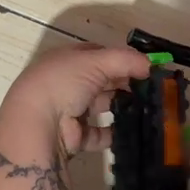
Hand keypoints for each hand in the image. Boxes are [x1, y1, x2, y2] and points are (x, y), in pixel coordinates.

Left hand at [0, 44, 150, 155]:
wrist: (37, 125)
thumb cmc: (63, 83)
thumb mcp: (95, 61)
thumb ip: (125, 60)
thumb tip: (150, 64)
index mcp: (66, 60)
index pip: (97, 54)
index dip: (120, 58)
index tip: (145, 66)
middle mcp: (66, 83)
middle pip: (101, 80)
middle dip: (124, 83)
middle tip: (152, 89)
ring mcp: (69, 109)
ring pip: (101, 105)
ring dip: (121, 107)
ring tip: (149, 109)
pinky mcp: (74, 135)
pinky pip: (99, 133)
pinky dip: (114, 133)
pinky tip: (133, 131)